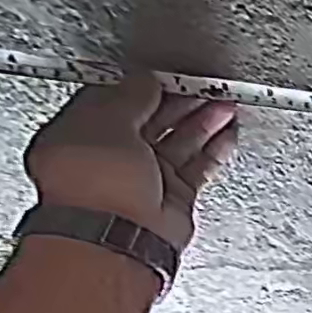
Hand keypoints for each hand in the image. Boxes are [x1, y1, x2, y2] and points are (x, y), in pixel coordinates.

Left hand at [24, 73, 239, 249]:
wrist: (120, 235)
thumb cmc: (97, 186)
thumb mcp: (107, 124)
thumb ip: (131, 99)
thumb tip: (145, 81)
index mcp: (83, 135)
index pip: (118, 102)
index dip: (146, 87)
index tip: (169, 77)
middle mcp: (115, 157)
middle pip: (154, 120)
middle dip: (181, 102)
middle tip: (205, 88)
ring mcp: (146, 178)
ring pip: (181, 141)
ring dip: (205, 122)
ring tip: (226, 105)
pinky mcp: (175, 196)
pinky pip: (199, 166)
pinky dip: (216, 149)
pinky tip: (228, 134)